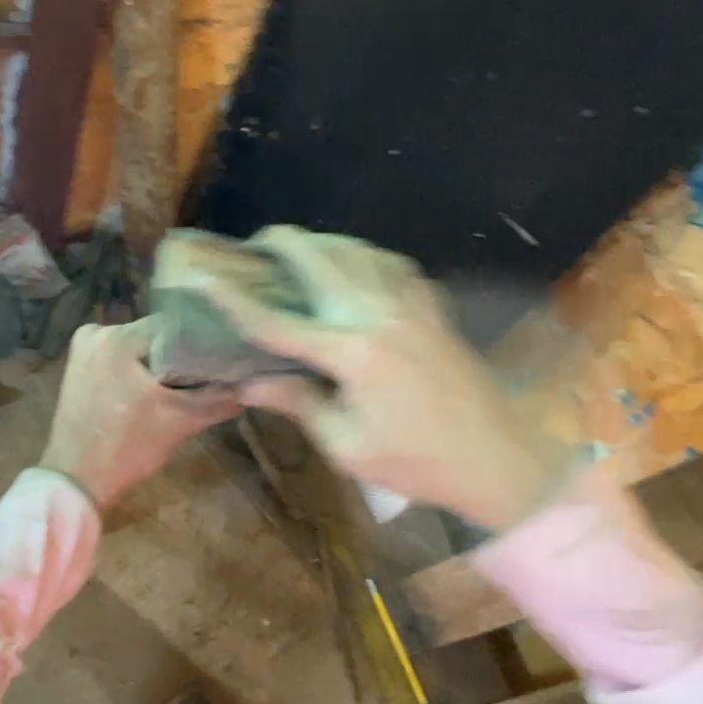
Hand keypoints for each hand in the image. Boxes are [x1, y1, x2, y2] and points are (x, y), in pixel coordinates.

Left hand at [40, 318, 239, 509]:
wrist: (75, 480)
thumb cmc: (127, 448)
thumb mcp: (179, 423)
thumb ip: (217, 399)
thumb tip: (253, 384)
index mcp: (119, 337)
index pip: (175, 325)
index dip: (202, 340)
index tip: (226, 355)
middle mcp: (97, 331)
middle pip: (155, 334)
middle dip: (181, 352)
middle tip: (212, 369)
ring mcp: (84, 347)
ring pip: (138, 345)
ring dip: (160, 360)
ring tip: (189, 377)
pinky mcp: (78, 364)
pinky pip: (120, 356)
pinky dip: (138, 367)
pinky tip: (158, 385)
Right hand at [183, 226, 569, 529]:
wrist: (499, 457)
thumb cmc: (418, 462)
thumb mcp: (348, 446)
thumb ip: (299, 403)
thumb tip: (248, 383)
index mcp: (353, 354)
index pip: (278, 321)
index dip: (234, 299)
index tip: (204, 277)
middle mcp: (379, 314)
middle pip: (321, 259)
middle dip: (283, 241)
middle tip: (258, 243)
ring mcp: (410, 304)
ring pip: (357, 249)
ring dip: (322, 241)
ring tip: (299, 248)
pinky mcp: (432, 306)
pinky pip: (390, 263)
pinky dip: (362, 254)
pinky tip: (353, 264)